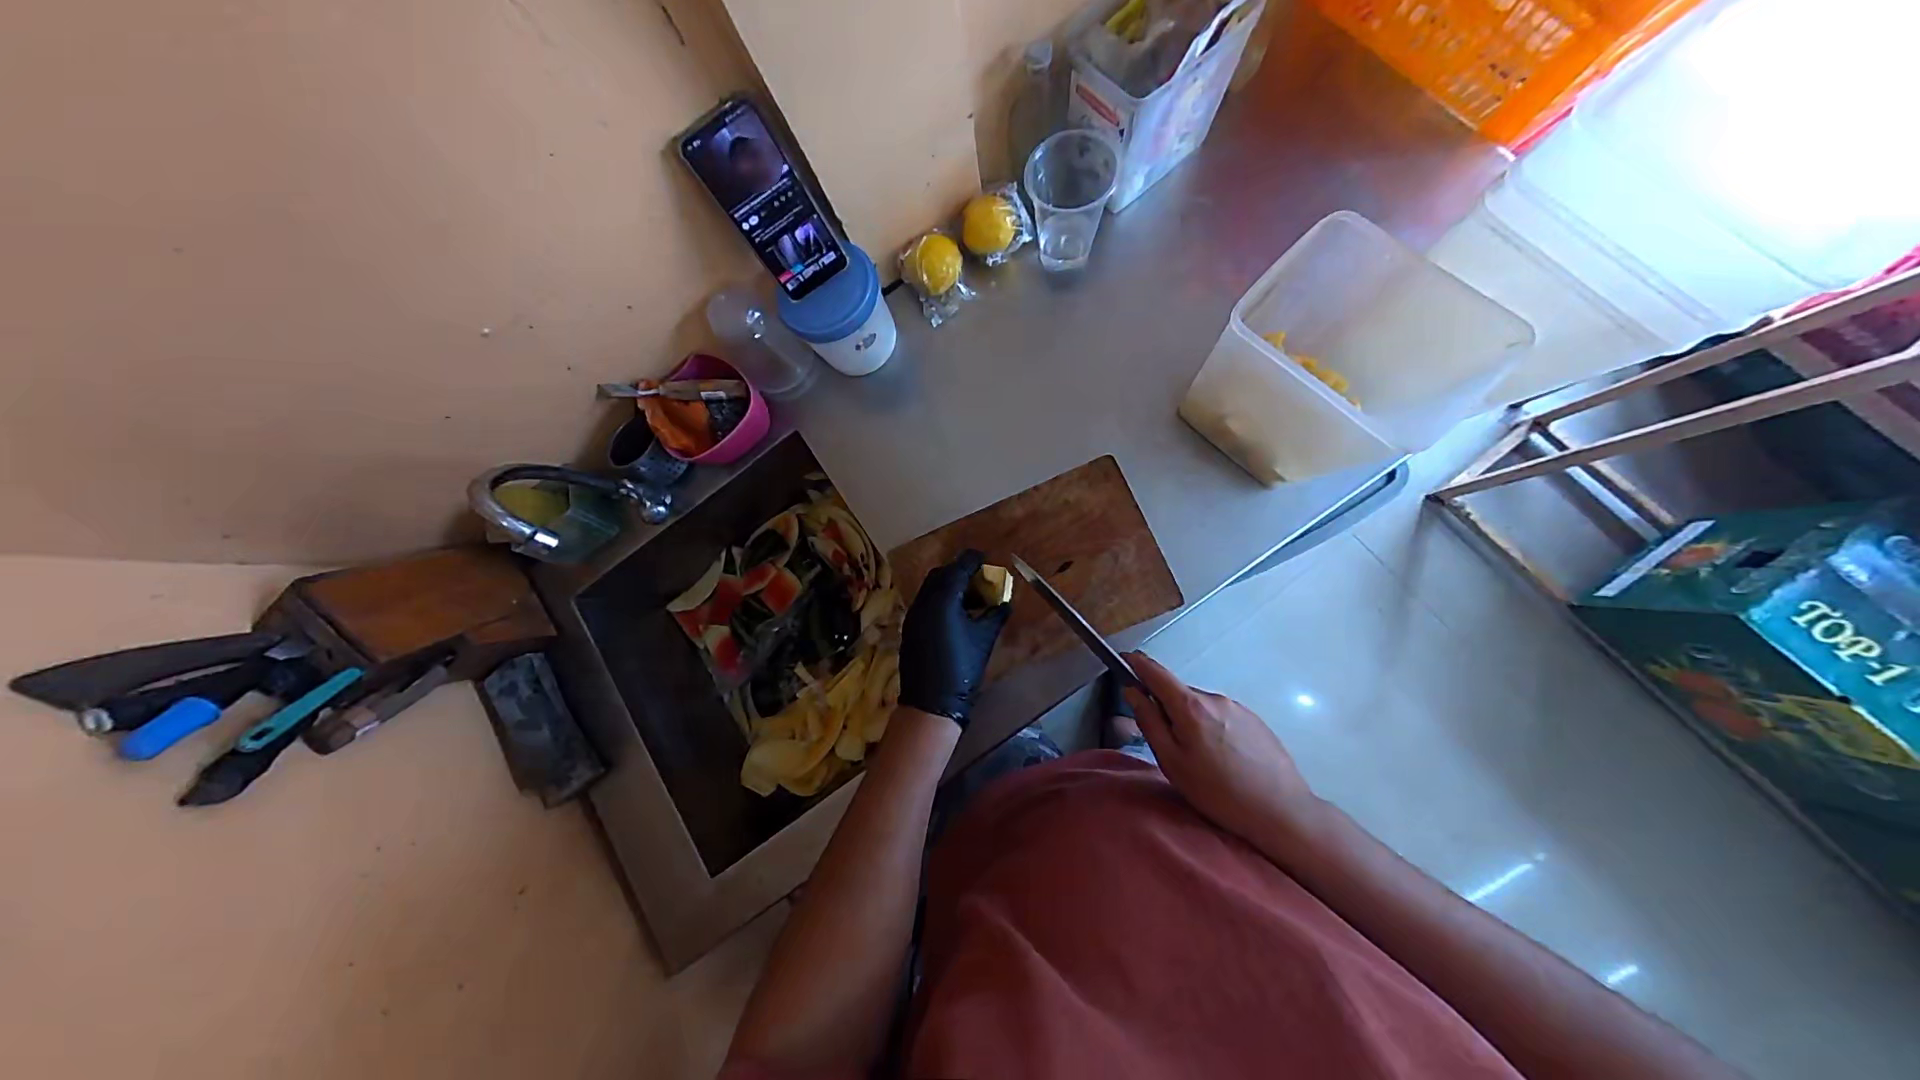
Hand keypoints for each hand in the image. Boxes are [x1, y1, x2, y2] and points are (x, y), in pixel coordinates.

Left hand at [897, 550, 1011, 725]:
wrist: (932, 700)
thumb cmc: (962, 667)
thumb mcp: (985, 639)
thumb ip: (995, 615)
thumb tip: (1006, 602)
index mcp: (943, 599)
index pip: (958, 568)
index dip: (973, 560)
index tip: (984, 558)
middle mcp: (924, 601)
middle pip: (941, 574)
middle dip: (959, 572)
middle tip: (979, 579)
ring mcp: (913, 614)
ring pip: (931, 588)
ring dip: (949, 586)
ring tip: (970, 597)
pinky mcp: (910, 627)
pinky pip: (925, 602)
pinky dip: (939, 600)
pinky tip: (955, 614)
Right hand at [1123, 651, 1323, 847]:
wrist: (1281, 811)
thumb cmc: (1217, 792)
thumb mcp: (1172, 762)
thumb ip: (1149, 722)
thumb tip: (1133, 693)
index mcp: (1190, 706)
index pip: (1156, 672)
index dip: (1137, 663)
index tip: (1124, 660)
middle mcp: (1215, 698)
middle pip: (1179, 692)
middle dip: (1166, 706)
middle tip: (1165, 741)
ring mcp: (1238, 708)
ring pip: (1201, 706)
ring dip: (1190, 720)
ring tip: (1198, 758)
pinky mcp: (1255, 721)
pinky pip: (1221, 716)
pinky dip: (1211, 728)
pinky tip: (1221, 758)